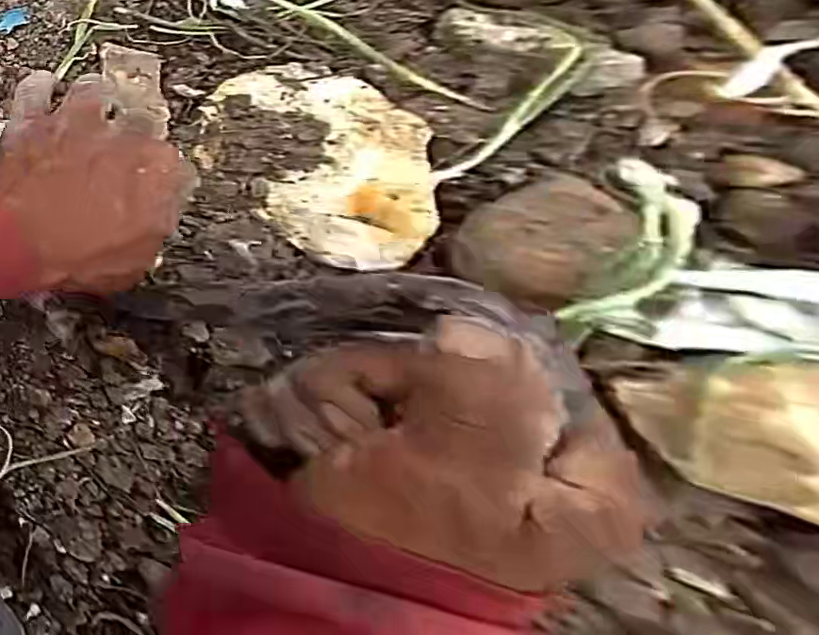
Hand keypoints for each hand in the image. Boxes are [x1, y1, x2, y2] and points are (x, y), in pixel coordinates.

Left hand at [0, 70, 194, 293]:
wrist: (14, 242)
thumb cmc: (72, 256)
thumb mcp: (133, 258)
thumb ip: (155, 221)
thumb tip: (160, 206)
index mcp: (150, 170)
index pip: (169, 156)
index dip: (157, 166)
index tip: (147, 174)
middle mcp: (115, 138)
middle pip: (138, 114)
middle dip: (135, 123)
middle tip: (123, 134)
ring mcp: (71, 124)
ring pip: (93, 90)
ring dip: (94, 96)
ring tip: (90, 102)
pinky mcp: (31, 122)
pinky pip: (37, 88)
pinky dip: (41, 87)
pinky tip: (43, 88)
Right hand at [245, 318, 650, 591]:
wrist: (312, 565)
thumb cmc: (401, 535)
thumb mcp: (453, 473)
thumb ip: (479, 399)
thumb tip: (475, 326)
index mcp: (578, 474)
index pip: (527, 367)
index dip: (468, 363)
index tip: (425, 389)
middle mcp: (516, 447)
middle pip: (442, 360)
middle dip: (385, 381)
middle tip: (370, 428)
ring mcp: (444, 436)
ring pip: (383, 364)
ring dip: (344, 392)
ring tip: (336, 438)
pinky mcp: (385, 430)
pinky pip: (347, 380)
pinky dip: (325, 403)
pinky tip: (323, 436)